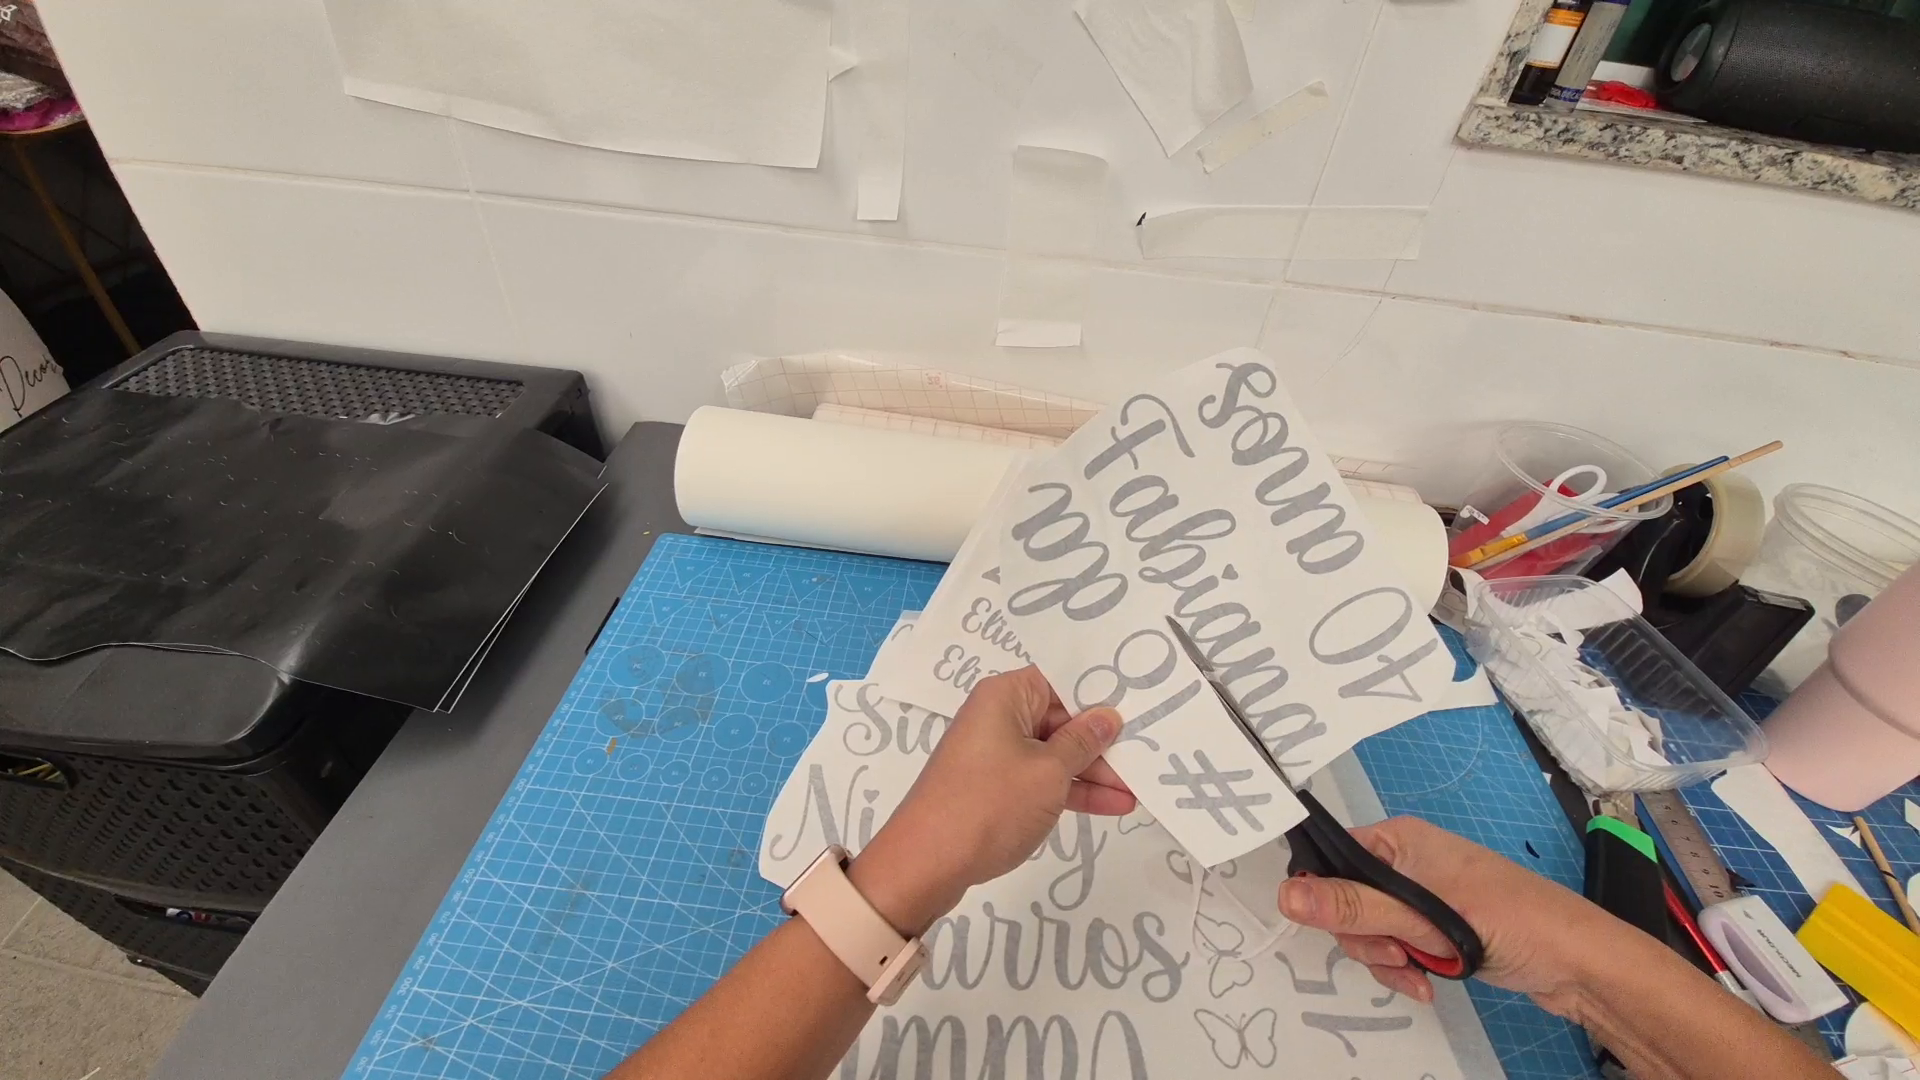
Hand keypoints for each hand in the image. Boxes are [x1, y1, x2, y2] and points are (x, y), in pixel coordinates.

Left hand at [848, 666, 1133, 934]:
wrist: (928, 862)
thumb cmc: (990, 803)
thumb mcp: (1047, 772)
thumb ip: (1083, 742)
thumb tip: (1108, 716)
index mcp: (1005, 696)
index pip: (1060, 681)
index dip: (1097, 694)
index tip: (1136, 706)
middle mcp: (997, 716)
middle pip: (1059, 718)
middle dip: (1100, 741)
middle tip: (1145, 755)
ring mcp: (995, 752)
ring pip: (1053, 752)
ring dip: (1091, 772)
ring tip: (1136, 791)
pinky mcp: (994, 785)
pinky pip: (1040, 777)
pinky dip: (1070, 790)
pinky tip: (1111, 805)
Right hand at [1277, 816, 1623, 1014]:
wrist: (1588, 966)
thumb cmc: (1507, 920)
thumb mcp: (1423, 915)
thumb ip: (1352, 906)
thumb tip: (1283, 894)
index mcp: (1397, 839)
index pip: (1333, 858)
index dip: (1326, 894)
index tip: (1346, 928)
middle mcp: (1404, 861)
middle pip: (1347, 899)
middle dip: (1366, 936)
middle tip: (1398, 954)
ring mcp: (1422, 895)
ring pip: (1371, 928)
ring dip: (1387, 957)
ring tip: (1421, 972)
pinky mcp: (1438, 927)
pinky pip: (1398, 944)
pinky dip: (1405, 968)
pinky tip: (1427, 985)